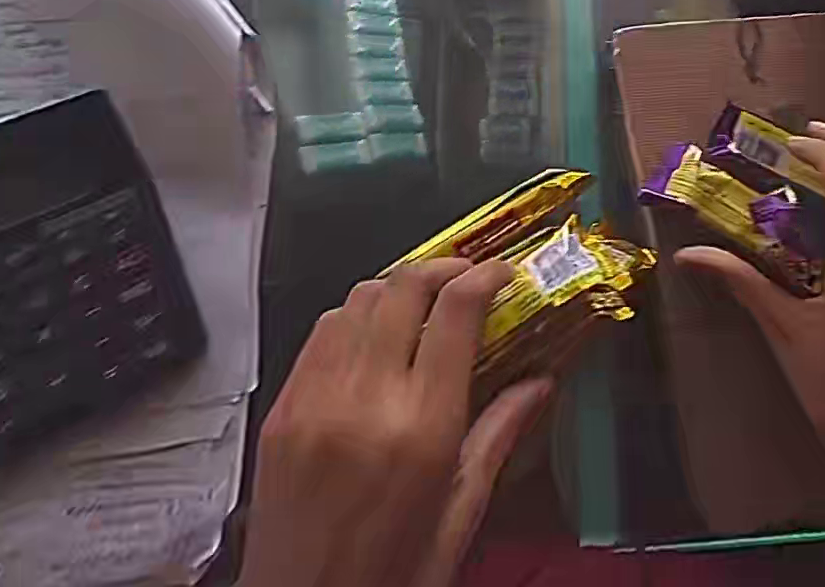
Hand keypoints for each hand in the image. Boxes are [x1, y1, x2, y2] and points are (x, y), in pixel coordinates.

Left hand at [240, 258, 553, 586]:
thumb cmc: (391, 575)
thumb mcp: (460, 514)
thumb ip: (500, 434)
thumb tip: (541, 382)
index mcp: (421, 428)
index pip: (456, 311)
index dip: (485, 276)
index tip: (501, 273)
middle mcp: (365, 401)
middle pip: (404, 286)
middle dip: (444, 267)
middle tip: (465, 277)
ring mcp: (316, 399)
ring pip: (360, 297)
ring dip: (399, 287)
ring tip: (421, 302)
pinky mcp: (284, 408)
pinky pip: (322, 329)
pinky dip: (356, 314)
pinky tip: (373, 334)